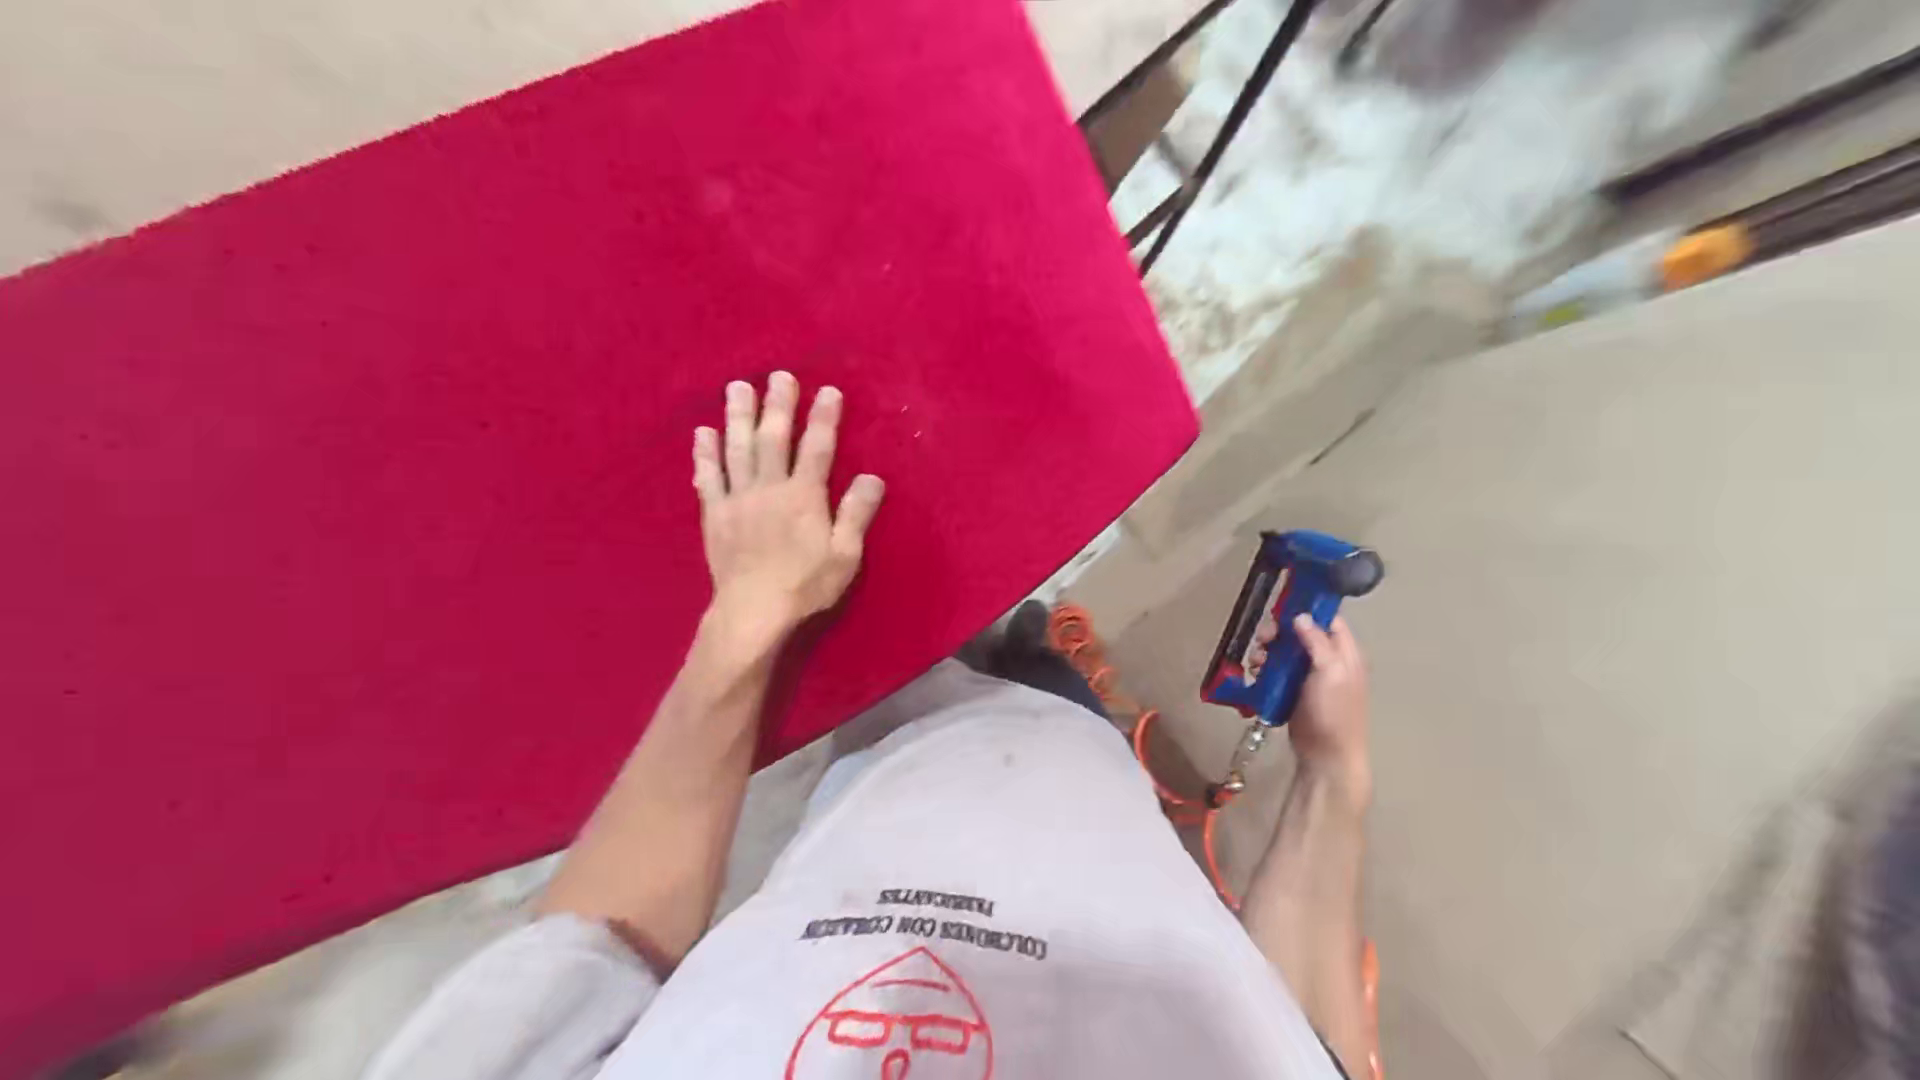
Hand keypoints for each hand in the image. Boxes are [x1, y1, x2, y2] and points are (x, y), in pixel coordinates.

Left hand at [691, 372, 883, 641]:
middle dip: (778, 404)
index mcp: (803, 496)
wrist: (753, 612)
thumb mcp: (845, 555)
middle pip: (773, 438)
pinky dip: (705, 454)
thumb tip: (873, 477)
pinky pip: (708, 477)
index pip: (817, 448)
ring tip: (737, 387)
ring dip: (738, 416)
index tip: (829, 391)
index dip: (824, 418)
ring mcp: (738, 499)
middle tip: (779, 375)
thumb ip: (856, 514)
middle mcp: (769, 488)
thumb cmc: (805, 585)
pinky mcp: (715, 514)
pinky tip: (703, 433)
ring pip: (737, 449)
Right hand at [1250, 613, 1370, 803]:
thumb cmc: (1333, 712)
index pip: (1329, 620)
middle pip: (1301, 633)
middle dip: (1279, 633)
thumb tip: (1301, 616)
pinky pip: (1276, 670)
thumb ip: (1318, 642)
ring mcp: (1310, 676)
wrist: (1325, 755)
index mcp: (1345, 654)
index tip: (1283, 608)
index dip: (1308, 610)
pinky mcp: (1293, 690)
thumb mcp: (1330, 673)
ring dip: (1268, 651)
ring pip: (1285, 651)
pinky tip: (1256, 673)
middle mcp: (1329, 660)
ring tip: (1257, 662)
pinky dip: (1265, 668)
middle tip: (1263, 639)